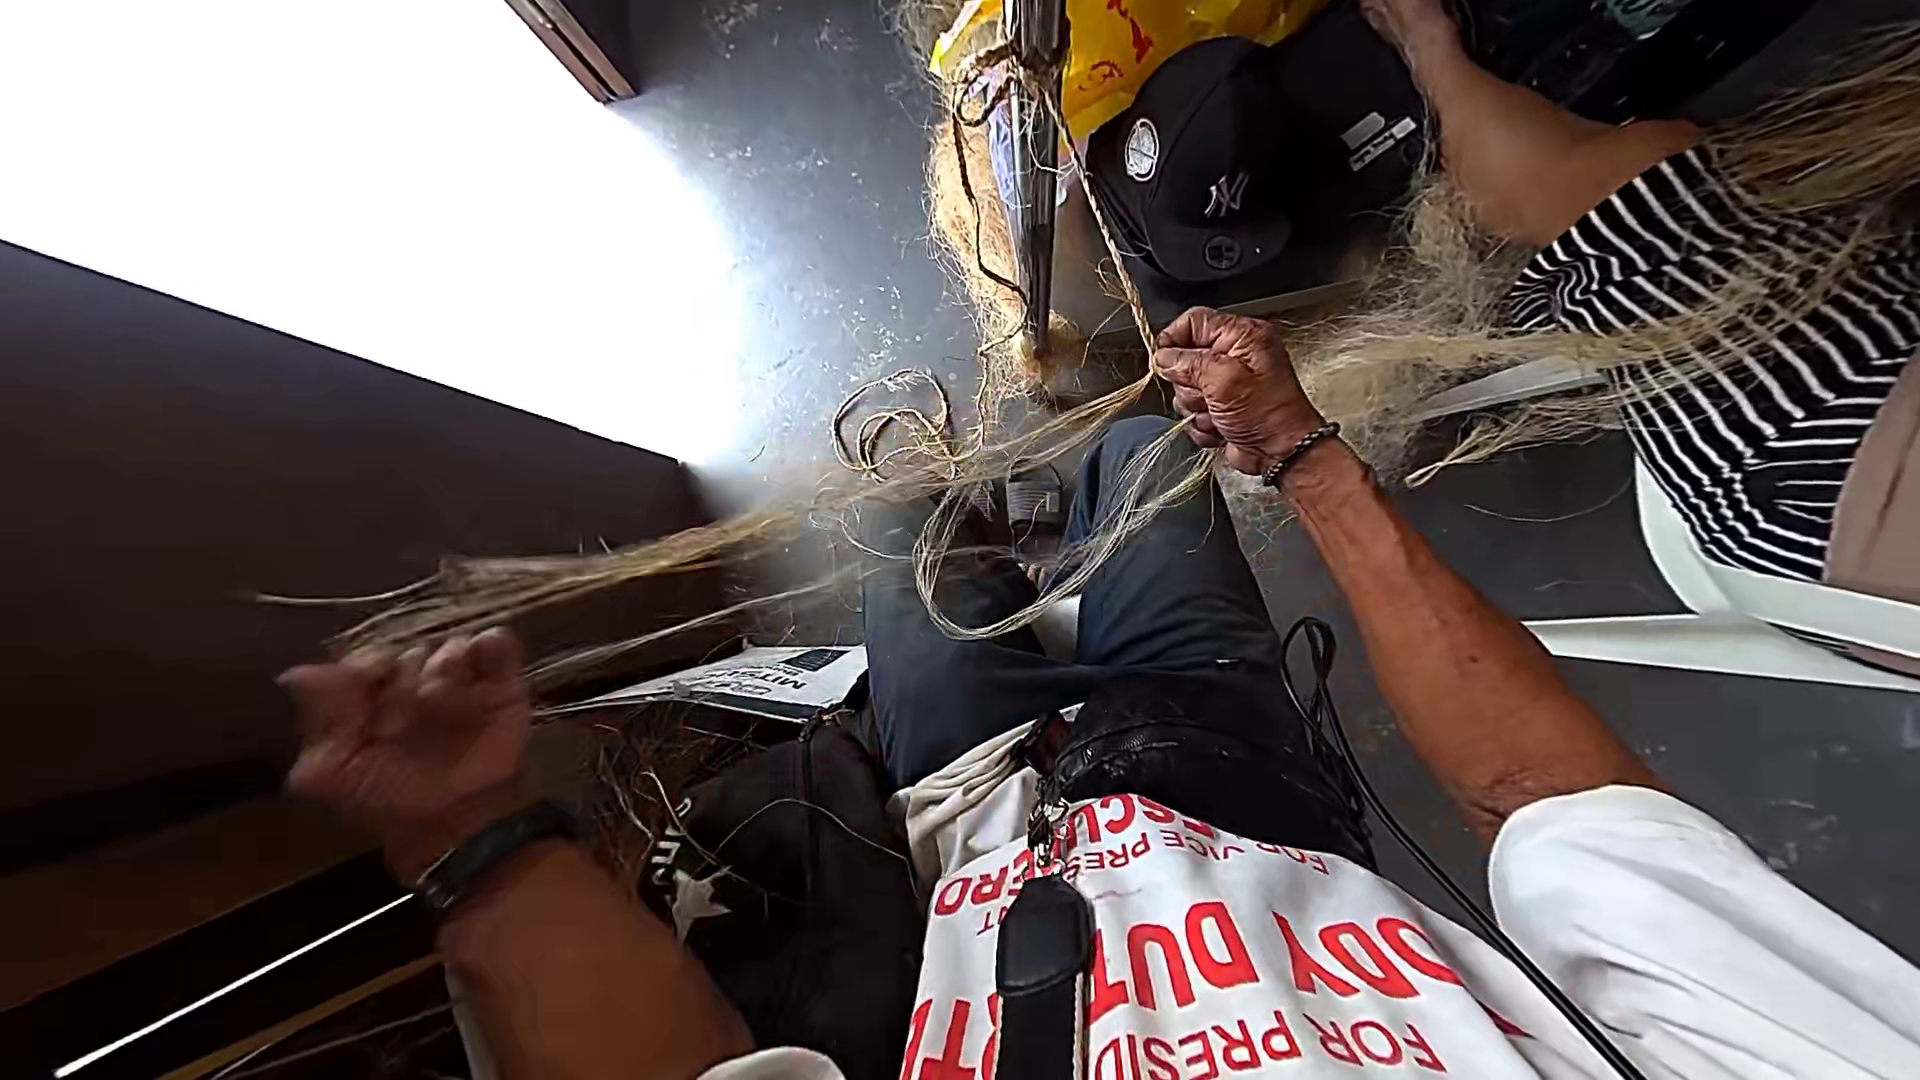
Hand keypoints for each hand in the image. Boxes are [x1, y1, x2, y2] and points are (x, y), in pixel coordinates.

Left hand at [279, 628, 534, 880]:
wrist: (460, 819)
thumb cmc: (390, 799)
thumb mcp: (333, 771)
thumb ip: (322, 721)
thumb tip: (295, 672)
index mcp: (371, 698)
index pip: (367, 660)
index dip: (368, 673)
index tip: (375, 704)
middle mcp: (417, 682)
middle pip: (412, 652)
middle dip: (412, 681)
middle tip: (416, 719)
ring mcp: (464, 680)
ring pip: (452, 646)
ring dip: (450, 670)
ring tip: (454, 706)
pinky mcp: (505, 682)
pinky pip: (498, 644)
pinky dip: (491, 647)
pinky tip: (482, 673)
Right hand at [1153, 307, 1327, 475]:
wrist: (1280, 452)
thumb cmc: (1266, 413)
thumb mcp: (1224, 379)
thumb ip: (1190, 362)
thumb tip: (1163, 357)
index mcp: (1241, 336)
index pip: (1193, 321)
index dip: (1172, 339)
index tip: (1162, 361)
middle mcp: (1232, 355)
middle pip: (1183, 359)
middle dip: (1188, 384)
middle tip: (1208, 396)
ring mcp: (1224, 383)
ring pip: (1184, 390)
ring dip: (1195, 408)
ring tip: (1218, 414)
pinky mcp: (1218, 407)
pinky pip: (1190, 412)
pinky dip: (1200, 424)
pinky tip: (1219, 427)